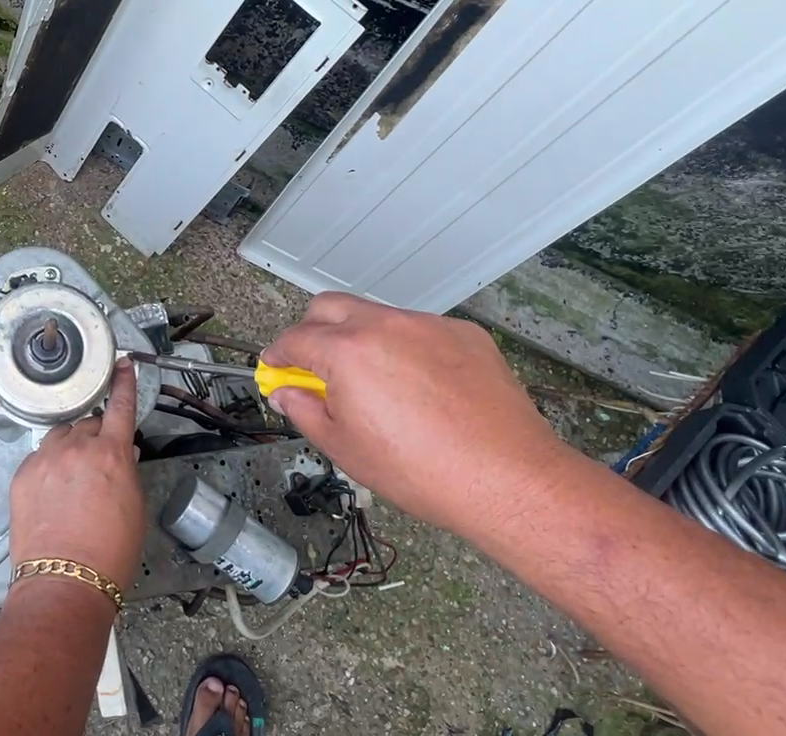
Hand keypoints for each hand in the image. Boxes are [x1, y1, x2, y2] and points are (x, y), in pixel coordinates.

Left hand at [7, 360, 144, 588]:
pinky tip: (54, 493)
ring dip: (70, 449)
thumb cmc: (107, 554)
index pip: (120, 406)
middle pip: (88, 425)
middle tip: (99, 465)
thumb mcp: (134, 508)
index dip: (123, 383)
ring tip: (74, 481)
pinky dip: (49, 467)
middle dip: (96, 438)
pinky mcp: (23, 474)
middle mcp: (76, 449)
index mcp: (111, 454)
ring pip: (61, 437)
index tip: (123, 366)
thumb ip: (126, 472)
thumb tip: (122, 456)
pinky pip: (39, 457)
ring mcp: (46, 460)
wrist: (65, 582)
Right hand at [261, 293, 574, 539]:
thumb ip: (305, 411)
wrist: (509, 479)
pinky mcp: (465, 334)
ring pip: (377, 315)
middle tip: (315, 365)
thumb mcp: (345, 449)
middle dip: (312, 330)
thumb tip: (286, 393)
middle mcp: (384, 324)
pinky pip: (420, 329)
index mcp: (347, 351)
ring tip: (375, 382)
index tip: (275, 366)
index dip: (277, 354)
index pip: (295, 338)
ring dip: (360, 337)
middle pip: (329, 306)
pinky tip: (421, 387)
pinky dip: (406, 347)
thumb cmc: (420, 470)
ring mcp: (428, 324)